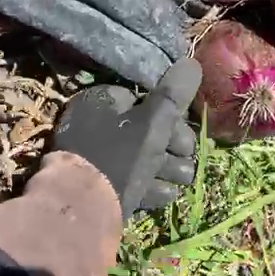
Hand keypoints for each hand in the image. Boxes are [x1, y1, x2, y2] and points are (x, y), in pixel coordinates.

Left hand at [51, 58, 200, 217]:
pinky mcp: (96, 188)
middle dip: (172, 146)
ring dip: (166, 167)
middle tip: (190, 158)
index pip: (142, 99)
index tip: (187, 132)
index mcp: (99, 103)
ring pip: (138, 157)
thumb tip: (191, 63)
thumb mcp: (153, 123)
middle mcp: (92, 127)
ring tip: (186, 178)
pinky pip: (128, 179)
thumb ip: (173, 95)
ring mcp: (92, 159)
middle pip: (143, 130)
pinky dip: (150, 184)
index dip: (170, 115)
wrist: (82, 212)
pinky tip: (169, 193)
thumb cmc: (120, 157)